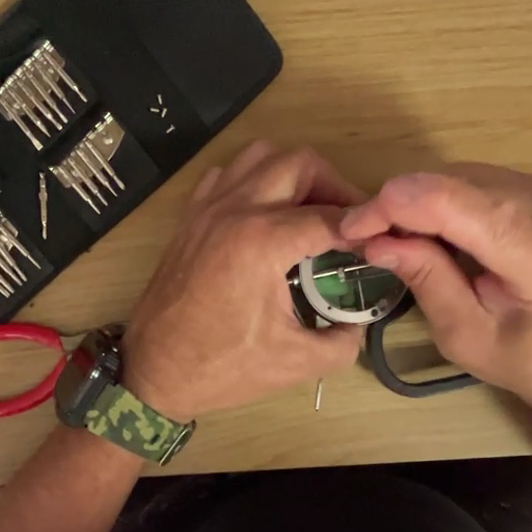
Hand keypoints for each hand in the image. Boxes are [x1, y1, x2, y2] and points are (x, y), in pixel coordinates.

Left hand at [121, 142, 366, 421]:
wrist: (154, 374)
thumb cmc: (220, 370)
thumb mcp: (294, 363)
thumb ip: (343, 340)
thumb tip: (361, 322)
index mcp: (264, 242)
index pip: (331, 217)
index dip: (363, 229)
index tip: (378, 244)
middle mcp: (236, 211)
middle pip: (301, 164)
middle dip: (334, 187)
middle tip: (348, 223)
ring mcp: (208, 209)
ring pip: (262, 156)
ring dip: (294, 174)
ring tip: (309, 211)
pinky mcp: (190, 219)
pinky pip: (228, 174)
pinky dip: (254, 181)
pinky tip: (266, 214)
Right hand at [338, 165, 531, 408]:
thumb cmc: (520, 359)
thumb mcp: (463, 337)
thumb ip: (428, 283)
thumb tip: (377, 242)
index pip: (476, 213)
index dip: (409, 207)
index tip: (355, 223)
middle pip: (468, 189)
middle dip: (404, 206)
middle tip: (362, 234)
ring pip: (470, 177)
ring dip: (421, 201)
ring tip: (392, 234)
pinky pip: (483, 180)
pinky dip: (444, 198)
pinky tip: (428, 227)